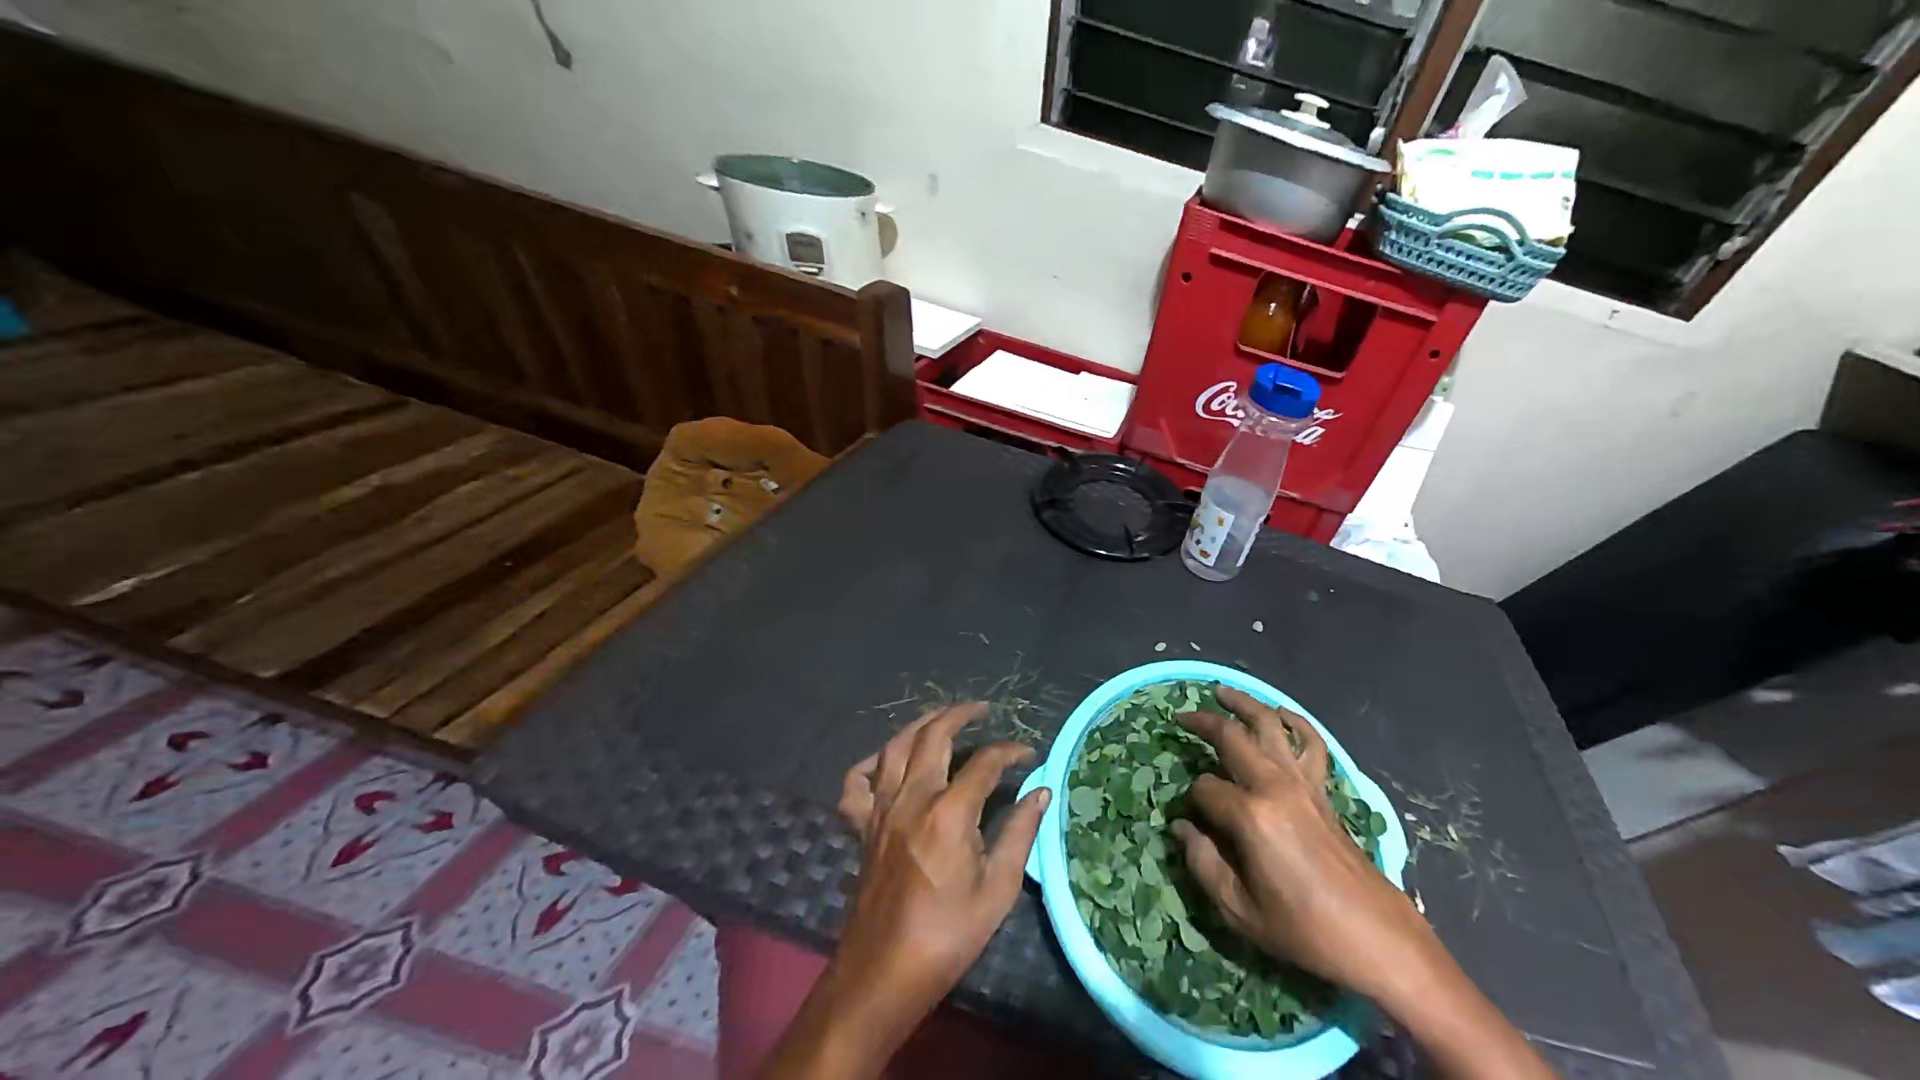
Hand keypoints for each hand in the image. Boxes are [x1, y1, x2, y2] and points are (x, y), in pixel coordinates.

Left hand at [760, 703, 1048, 1079]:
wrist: (886, 969)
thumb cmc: (949, 934)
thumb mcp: (997, 888)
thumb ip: (1020, 832)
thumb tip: (1041, 791)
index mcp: (948, 813)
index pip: (984, 763)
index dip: (1009, 751)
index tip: (1028, 754)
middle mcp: (910, 798)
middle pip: (932, 735)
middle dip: (959, 714)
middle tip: (982, 710)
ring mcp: (880, 809)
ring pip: (894, 746)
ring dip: (920, 724)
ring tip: (942, 718)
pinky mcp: (861, 825)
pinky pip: (857, 781)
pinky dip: (872, 762)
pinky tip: (888, 760)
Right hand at [1175, 687, 1556, 1079]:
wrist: (1377, 939)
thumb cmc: (1304, 929)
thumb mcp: (1238, 910)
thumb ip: (1202, 863)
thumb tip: (1182, 828)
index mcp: (1251, 816)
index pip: (1204, 789)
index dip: (1192, 802)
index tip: (1192, 822)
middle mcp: (1276, 787)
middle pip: (1231, 738)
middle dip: (1202, 723)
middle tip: (1180, 718)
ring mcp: (1304, 784)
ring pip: (1271, 725)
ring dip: (1245, 704)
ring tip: (1222, 691)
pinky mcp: (1324, 791)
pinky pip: (1311, 743)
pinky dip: (1296, 722)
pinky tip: (1279, 713)